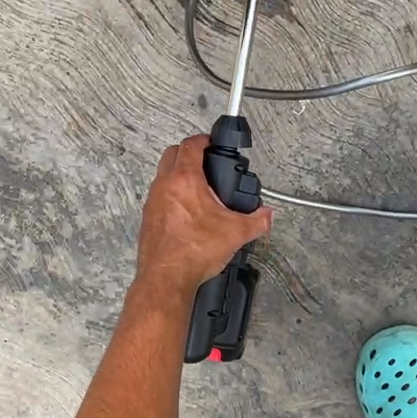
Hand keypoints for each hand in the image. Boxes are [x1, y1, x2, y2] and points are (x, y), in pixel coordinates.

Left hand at [134, 135, 272, 296]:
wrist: (167, 277)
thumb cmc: (193, 252)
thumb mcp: (236, 233)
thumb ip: (257, 221)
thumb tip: (267, 216)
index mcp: (185, 180)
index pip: (191, 146)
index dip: (203, 140)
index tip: (210, 142)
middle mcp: (165, 186)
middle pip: (171, 154)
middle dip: (188, 152)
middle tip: (204, 159)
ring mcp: (153, 202)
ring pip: (162, 175)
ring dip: (177, 173)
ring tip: (197, 186)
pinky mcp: (148, 218)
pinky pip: (158, 196)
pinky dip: (171, 194)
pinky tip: (186, 211)